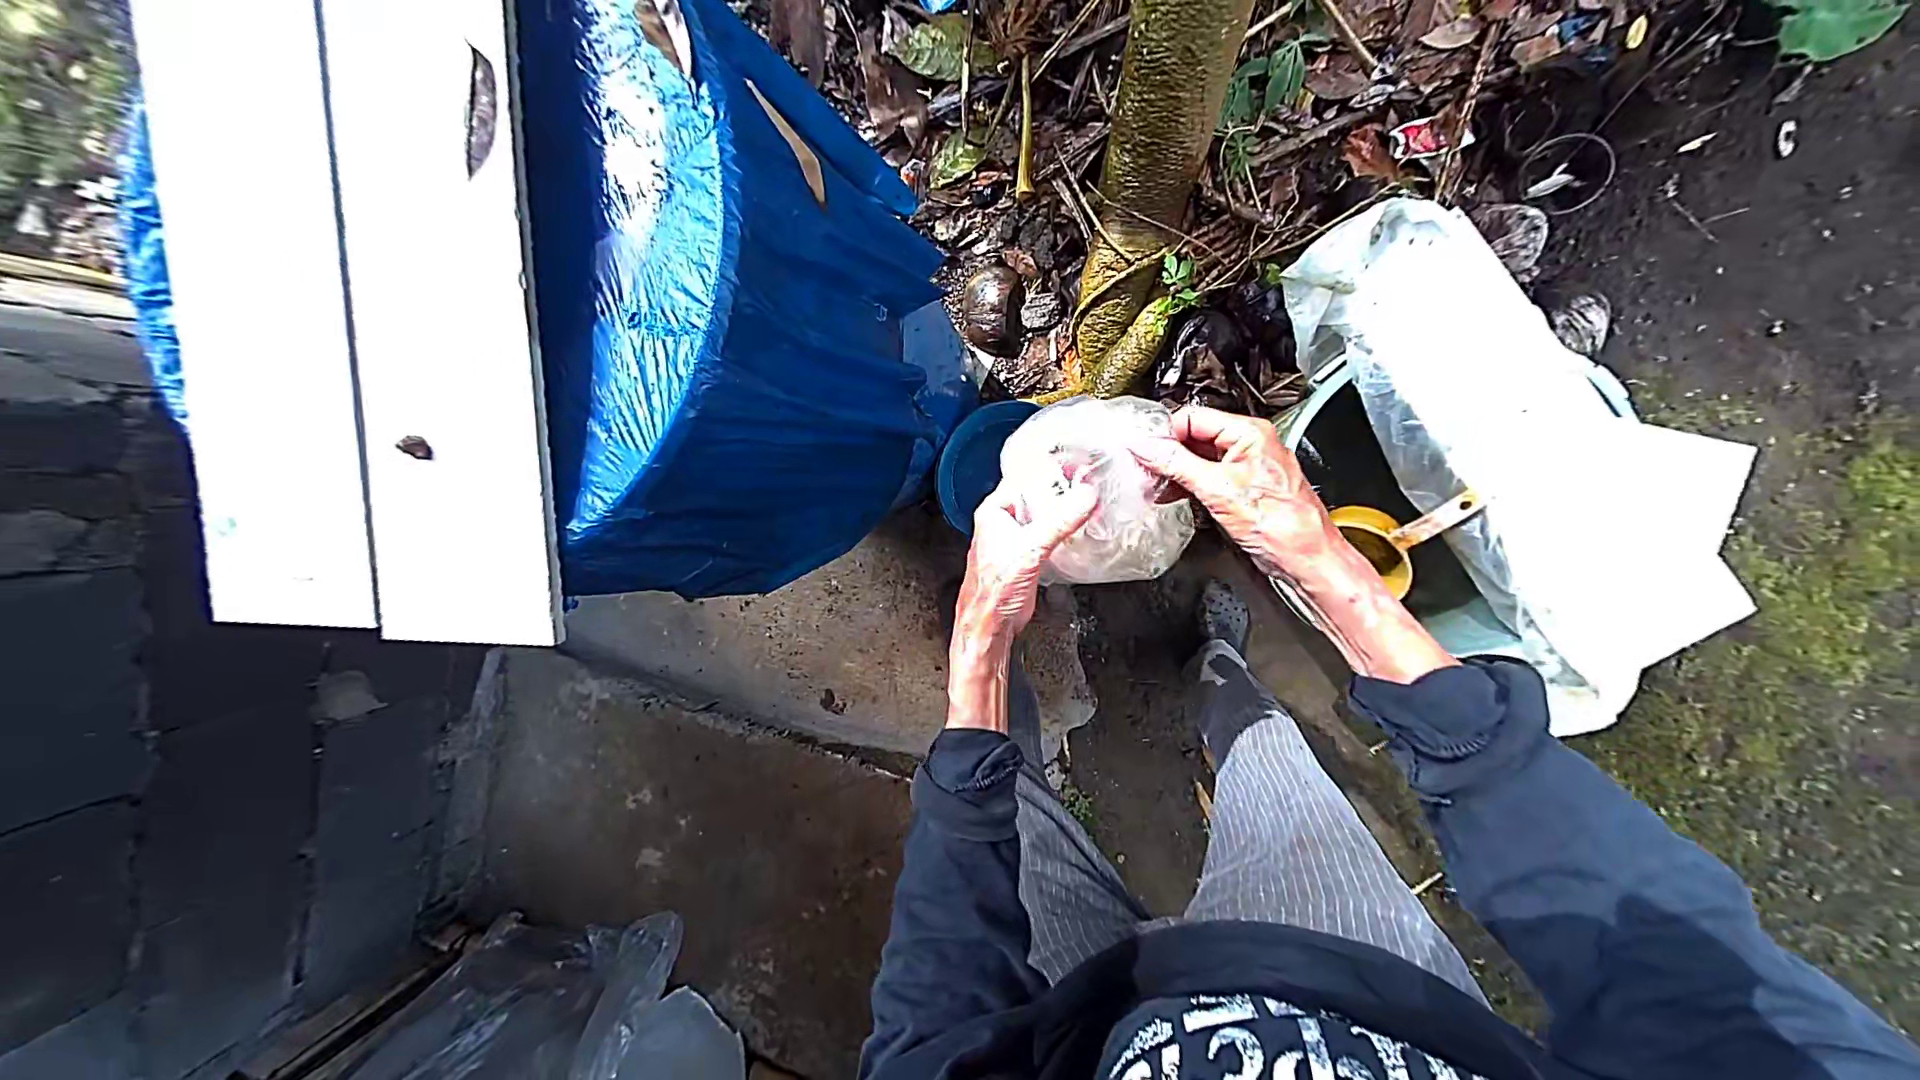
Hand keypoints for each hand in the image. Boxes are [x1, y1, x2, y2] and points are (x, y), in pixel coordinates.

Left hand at [946, 469, 1096, 731]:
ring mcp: (1015, 538)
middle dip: (1061, 487)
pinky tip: (1079, 527)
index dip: (1049, 468)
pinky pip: (1048, 532)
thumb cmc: (993, 593)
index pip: (1023, 477)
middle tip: (1088, 478)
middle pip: (1035, 494)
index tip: (1075, 461)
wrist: (991, 627)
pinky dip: (1063, 527)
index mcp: (994, 512)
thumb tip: (1085, 496)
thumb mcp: (1031, 549)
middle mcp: (1002, 522)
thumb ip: (1060, 521)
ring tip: (1088, 498)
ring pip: (1043, 514)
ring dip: (1063, 508)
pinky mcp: (1027, 555)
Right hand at [1130, 405, 1340, 581]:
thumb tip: (1147, 447)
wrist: (1305, 557)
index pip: (1192, 417)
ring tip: (1154, 485)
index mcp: (1249, 433)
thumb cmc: (1281, 525)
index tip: (1144, 450)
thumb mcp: (1217, 488)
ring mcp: (1245, 467)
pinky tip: (1172, 495)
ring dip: (1174, 471)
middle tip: (1144, 469)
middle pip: (1193, 436)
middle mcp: (1249, 444)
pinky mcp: (1241, 488)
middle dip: (1166, 454)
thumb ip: (1176, 463)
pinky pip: (1206, 477)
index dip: (1165, 433)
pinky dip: (1187, 484)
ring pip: (1198, 457)